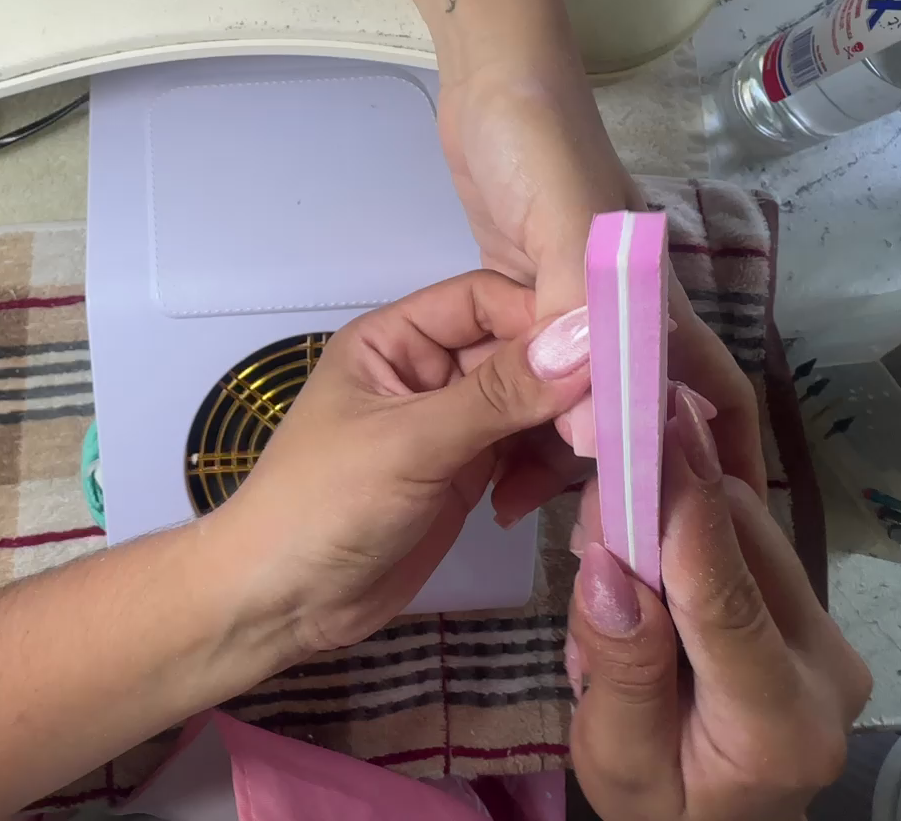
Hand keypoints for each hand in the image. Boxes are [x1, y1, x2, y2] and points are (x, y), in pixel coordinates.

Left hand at [215, 271, 591, 653]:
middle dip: (564, 386)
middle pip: (518, 353)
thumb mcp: (409, 442)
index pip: (485, 300)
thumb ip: (497, 394)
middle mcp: (425, 370)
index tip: (612, 353)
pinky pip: (524, 452)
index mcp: (394, 339)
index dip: (544, 318)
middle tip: (614, 427)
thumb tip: (586, 335)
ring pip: (530, 405)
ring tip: (575, 472)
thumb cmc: (325, 503)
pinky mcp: (465, 472)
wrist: (286, 599)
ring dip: (558, 435)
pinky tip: (525, 504)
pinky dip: (541, 472)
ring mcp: (448, 423)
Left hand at [436, 75, 766, 492]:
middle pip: (637, 402)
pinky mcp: (521, 299)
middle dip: (633, 464)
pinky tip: (500, 453)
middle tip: (615, 537)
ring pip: (576, 395)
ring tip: (548, 512)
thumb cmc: (532, 146)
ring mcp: (564, 304)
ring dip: (565, 448)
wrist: (491, 86)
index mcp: (636, 300)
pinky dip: (521, 414)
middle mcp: (609, 310)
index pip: (692, 389)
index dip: (693, 455)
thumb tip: (598, 429)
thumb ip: (578, 320)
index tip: (683, 528)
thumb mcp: (560, 229)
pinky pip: (527, 373)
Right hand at [566, 385, 871, 820]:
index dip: (689, 516)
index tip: (657, 430)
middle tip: (587, 457)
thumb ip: (619, 674)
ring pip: (743, 517)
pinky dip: (688, 487)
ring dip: (669, 485)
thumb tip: (604, 572)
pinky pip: (742, 521)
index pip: (728, 605)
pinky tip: (652, 462)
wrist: (716, 819)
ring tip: (602, 494)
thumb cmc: (657, 801)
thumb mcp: (617, 760)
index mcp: (778, 722)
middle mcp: (822, 661)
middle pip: (739, 541)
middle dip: (661, 487)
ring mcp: (817, 624)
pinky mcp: (796, 598)